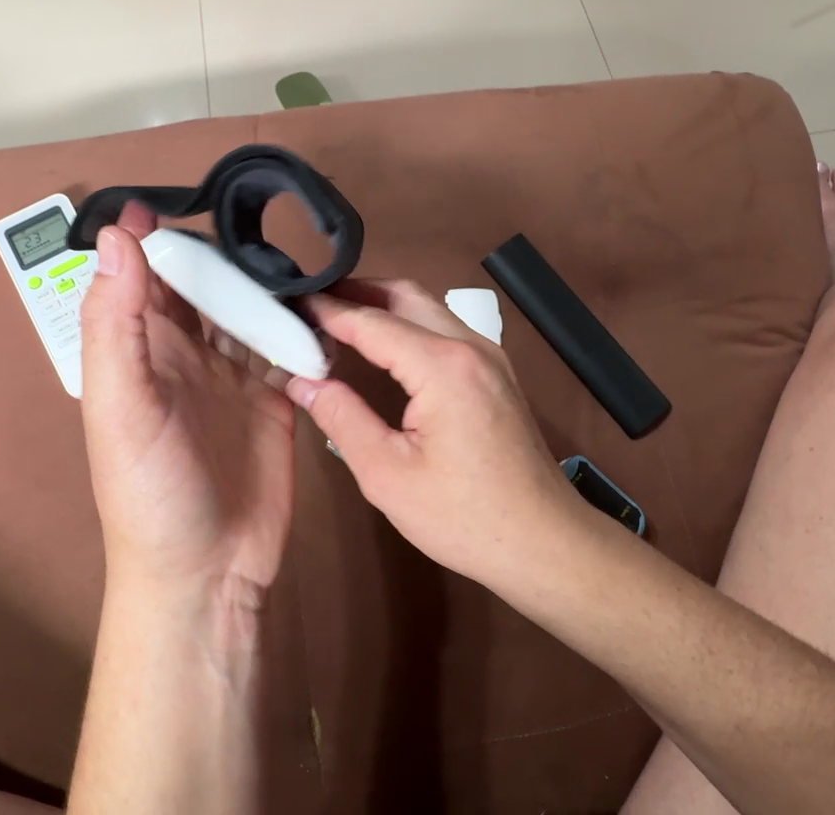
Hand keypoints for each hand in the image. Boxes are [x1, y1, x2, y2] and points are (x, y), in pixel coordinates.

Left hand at [78, 205, 296, 604]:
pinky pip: (287, 348)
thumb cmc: (151, 493)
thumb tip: (121, 235)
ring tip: (298, 257)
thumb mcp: (122, 407)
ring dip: (267, 286)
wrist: (208, 573)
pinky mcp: (275, 397)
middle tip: (265, 225)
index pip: (146, 276)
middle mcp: (187, 355)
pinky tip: (320, 305)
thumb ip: (118, 324)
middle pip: (206, 286)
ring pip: (250, 311)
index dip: (159, 238)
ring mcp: (235, 375)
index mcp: (141, 350)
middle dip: (227, 255)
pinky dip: (300, 327)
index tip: (187, 199)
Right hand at [284, 280, 583, 588]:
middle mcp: (470, 347)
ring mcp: (490, 358)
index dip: (329, 310)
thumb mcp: (387, 474)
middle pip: (406, 296)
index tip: (291, 303)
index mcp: (443, 366)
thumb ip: (342, 419)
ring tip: (338, 318)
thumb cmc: (463, 516)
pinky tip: (383, 347)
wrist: (543, 542)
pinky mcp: (496, 374)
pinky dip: (408, 325)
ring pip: (429, 308)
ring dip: (384, 306)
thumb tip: (303, 381)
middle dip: (357, 291)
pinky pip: (445, 330)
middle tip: (312, 301)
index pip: (373, 322)